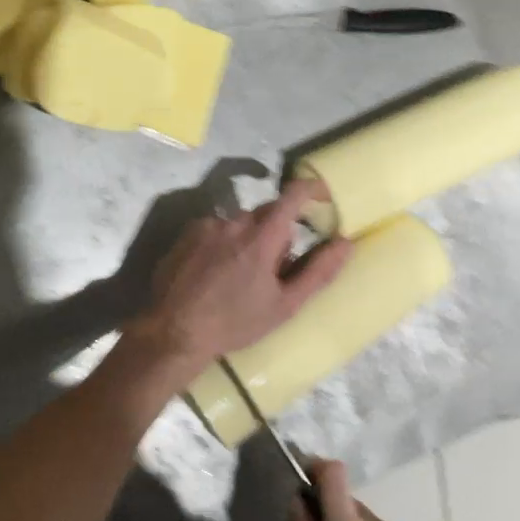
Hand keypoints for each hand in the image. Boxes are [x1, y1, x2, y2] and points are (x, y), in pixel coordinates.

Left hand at [123, 178, 352, 379]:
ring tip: (238, 278)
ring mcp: (205, 226)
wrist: (174, 331)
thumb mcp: (284, 305)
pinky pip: (214, 230)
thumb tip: (345, 243)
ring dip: (246, 240)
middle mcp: (233, 222)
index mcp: (261, 236)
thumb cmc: (234, 323)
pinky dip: (222, 245)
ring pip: (238, 224)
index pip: (292, 196)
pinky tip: (213, 275)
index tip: (322, 195)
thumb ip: (318, 272)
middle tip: (272, 269)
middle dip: (275, 233)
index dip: (311, 189)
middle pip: (265, 214)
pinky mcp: (185, 235)